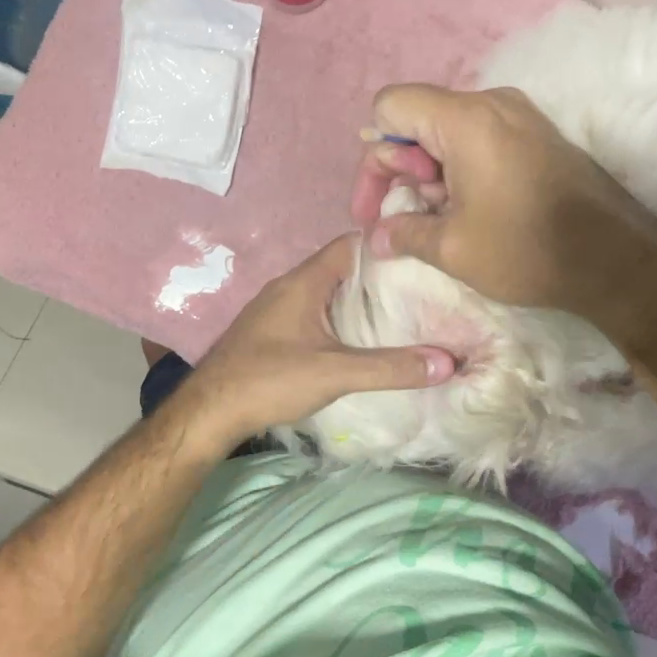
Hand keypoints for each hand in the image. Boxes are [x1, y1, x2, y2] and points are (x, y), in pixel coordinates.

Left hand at [171, 235, 455, 447]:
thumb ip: (390, 368)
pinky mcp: (270, 336)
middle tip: (423, 294)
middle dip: (381, 280)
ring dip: (359, 304)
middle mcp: (288, 287)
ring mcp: (276, 312)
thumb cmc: (269, 380)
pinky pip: (313, 317)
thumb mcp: (335, 373)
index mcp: (304, 281)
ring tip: (401, 319)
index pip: (353, 244)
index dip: (389, 247)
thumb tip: (448, 362)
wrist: (209, 412)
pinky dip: (339, 324)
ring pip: (327, 296)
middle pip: (343, 271)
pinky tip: (358, 345)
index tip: (425, 260)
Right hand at [353, 84, 656, 347]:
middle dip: (399, 172)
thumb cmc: (526, 250)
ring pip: (447, 135)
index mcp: (464, 120)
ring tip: (434, 226)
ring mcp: (518, 118)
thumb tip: (377, 236)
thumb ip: (404, 233)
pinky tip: (465, 217)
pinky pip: (478, 144)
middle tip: (401, 222)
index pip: (390, 107)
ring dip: (429, 179)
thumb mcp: (452, 249)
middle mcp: (491, 104)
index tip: (379, 205)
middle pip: (417, 120)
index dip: (374, 157)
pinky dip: (458, 175)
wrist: (611, 258)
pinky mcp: (536, 138)